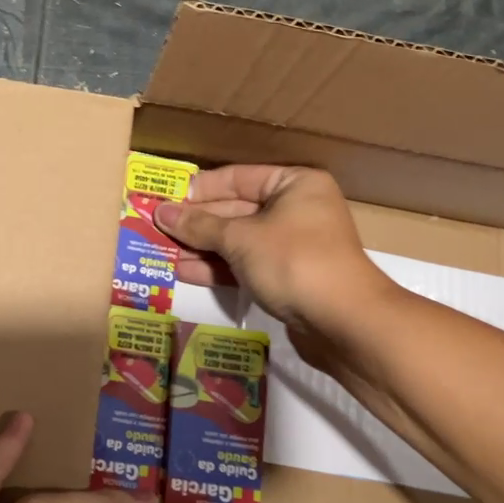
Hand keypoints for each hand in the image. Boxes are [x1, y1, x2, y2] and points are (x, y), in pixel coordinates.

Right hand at [155, 165, 387, 329]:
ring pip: (240, 240)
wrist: (346, 324)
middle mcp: (297, 208)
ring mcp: (295, 245)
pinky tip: (186, 272)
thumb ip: (199, 225)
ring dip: (204, 247)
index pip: (237, 177)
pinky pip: (248, 265)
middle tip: (157, 228)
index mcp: (294, 183)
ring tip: (163, 252)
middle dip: (198, 222)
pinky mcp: (291, 278)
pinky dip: (220, 267)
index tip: (165, 199)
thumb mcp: (240, 238)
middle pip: (237, 209)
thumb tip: (162, 212)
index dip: (199, 190)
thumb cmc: (294, 261)